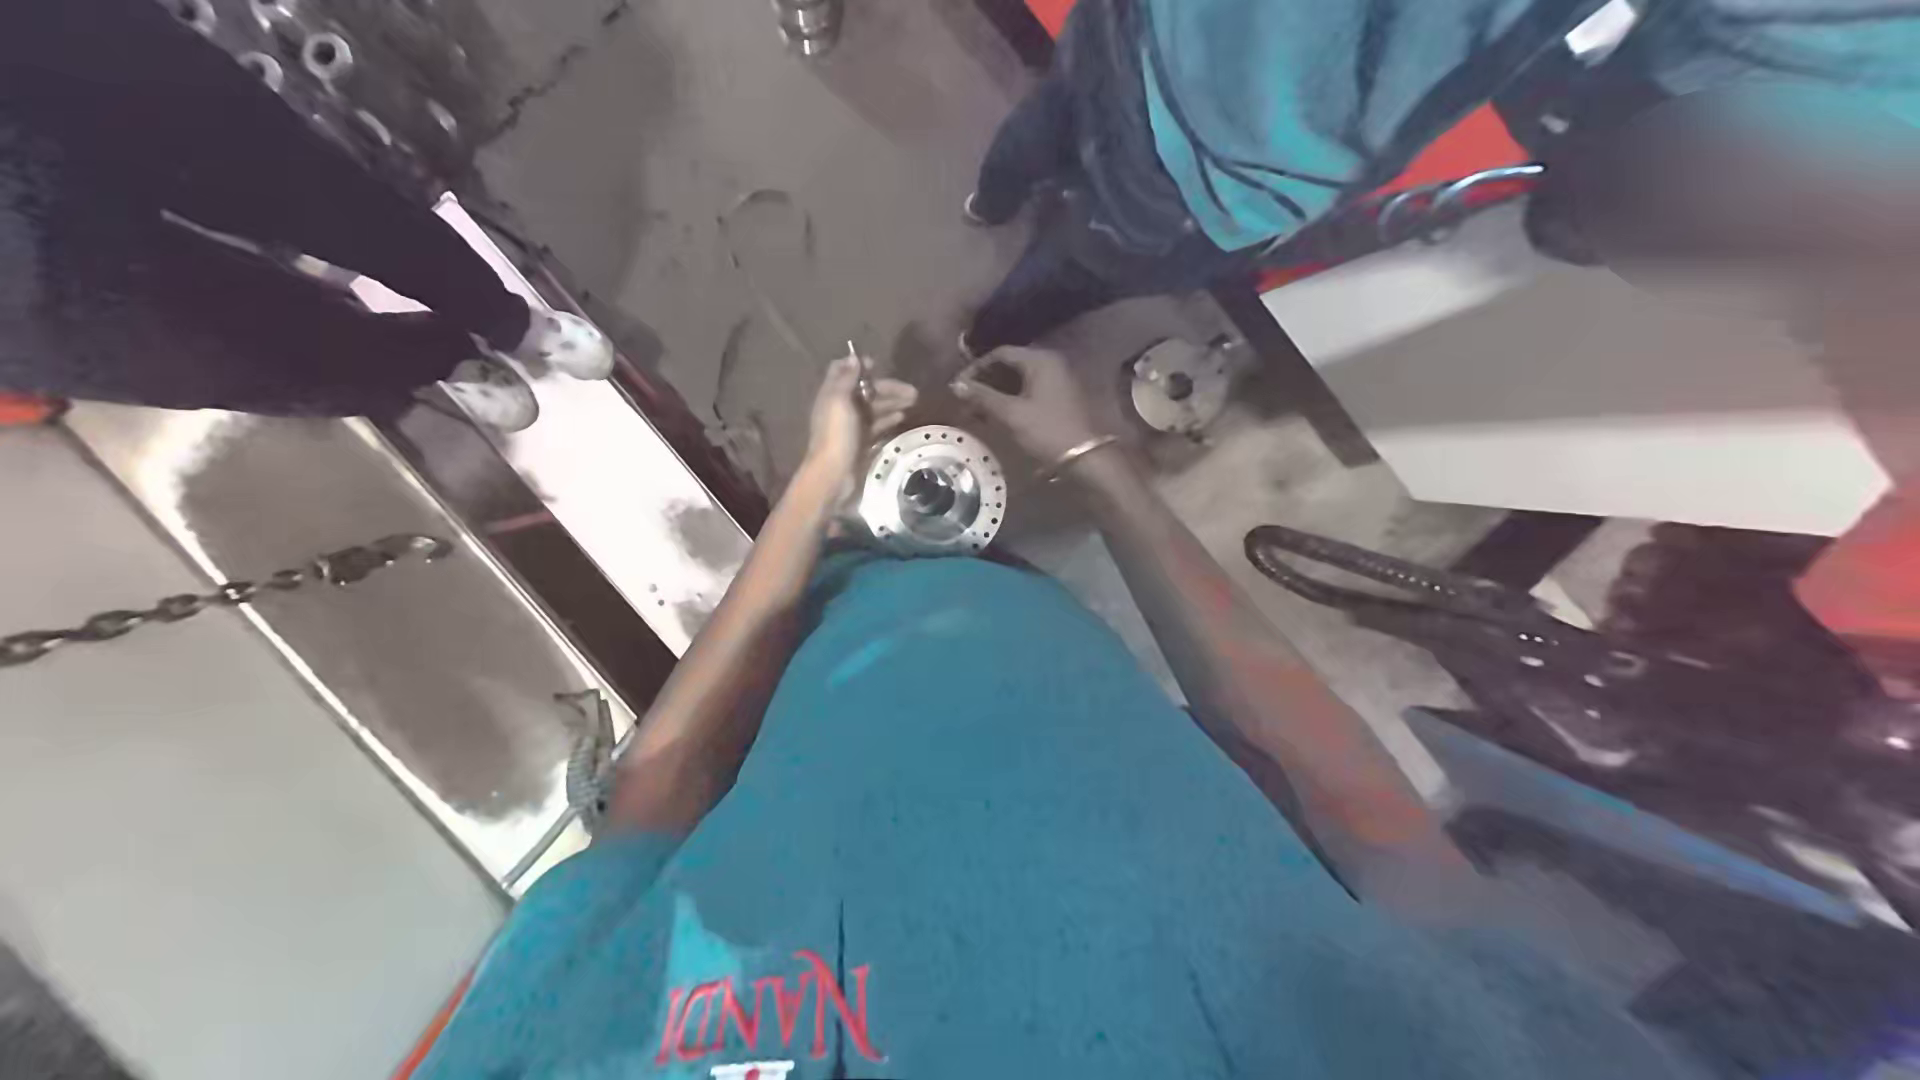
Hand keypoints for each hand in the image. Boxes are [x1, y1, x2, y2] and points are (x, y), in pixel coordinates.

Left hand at [804, 347, 917, 491]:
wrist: (833, 474)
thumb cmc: (836, 434)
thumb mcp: (839, 401)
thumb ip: (846, 379)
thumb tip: (854, 357)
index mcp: (833, 394)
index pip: (842, 372)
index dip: (859, 366)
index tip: (879, 365)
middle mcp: (841, 407)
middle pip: (865, 391)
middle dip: (888, 388)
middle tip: (913, 392)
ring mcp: (851, 426)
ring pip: (874, 408)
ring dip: (892, 403)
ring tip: (914, 402)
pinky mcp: (861, 442)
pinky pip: (877, 425)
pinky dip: (888, 419)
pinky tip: (902, 417)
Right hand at [950, 346, 1104, 467]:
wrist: (1084, 458)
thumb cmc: (1046, 431)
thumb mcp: (1011, 414)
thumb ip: (982, 397)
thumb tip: (955, 385)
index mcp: (1040, 360)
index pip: (1000, 353)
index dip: (976, 368)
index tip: (958, 386)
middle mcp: (1050, 363)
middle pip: (1009, 364)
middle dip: (985, 381)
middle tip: (965, 399)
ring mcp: (1056, 380)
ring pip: (1018, 379)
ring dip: (996, 392)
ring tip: (976, 409)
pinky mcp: (1058, 397)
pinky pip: (1028, 390)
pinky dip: (1010, 399)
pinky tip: (996, 414)